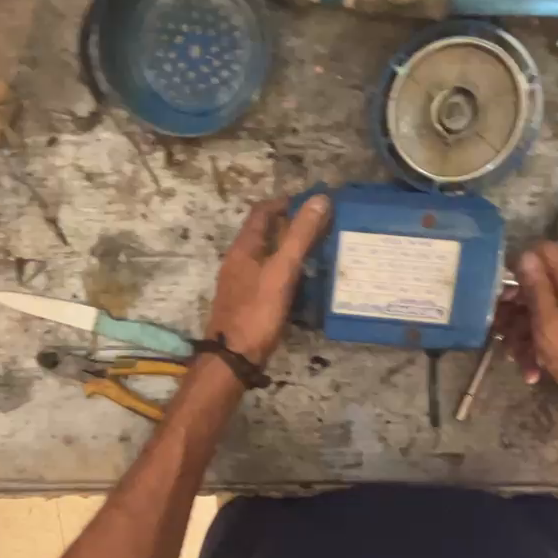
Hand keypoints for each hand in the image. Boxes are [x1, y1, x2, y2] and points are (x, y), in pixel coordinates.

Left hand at [204, 195, 331, 361]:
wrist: (234, 359)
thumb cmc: (256, 312)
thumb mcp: (281, 271)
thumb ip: (300, 236)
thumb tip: (320, 199)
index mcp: (243, 249)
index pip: (261, 212)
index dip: (284, 202)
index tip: (311, 201)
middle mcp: (240, 262)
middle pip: (266, 234)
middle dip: (292, 226)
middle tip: (323, 226)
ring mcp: (243, 285)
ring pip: (269, 258)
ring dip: (291, 251)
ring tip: (321, 252)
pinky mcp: (250, 304)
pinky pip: (271, 280)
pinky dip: (289, 274)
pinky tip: (306, 284)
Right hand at [498, 242, 557, 417]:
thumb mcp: (549, 324)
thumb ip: (536, 288)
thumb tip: (524, 254)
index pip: (543, 252)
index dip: (518, 268)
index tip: (503, 295)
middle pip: (538, 287)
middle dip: (516, 312)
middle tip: (502, 334)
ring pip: (543, 313)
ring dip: (525, 337)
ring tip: (520, 362)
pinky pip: (556, 330)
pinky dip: (542, 348)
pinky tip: (533, 372)